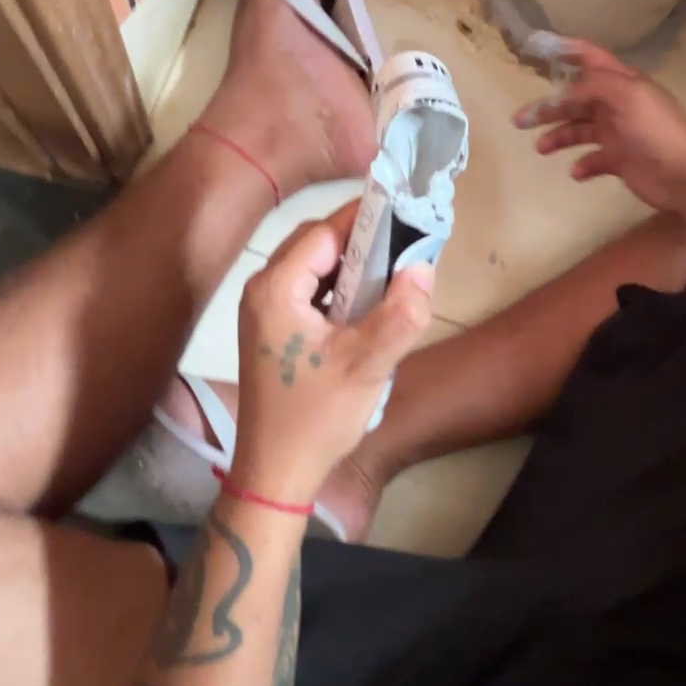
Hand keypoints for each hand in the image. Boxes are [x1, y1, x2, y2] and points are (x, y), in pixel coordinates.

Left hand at [231, 204, 433, 504]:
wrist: (276, 472)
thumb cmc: (316, 418)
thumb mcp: (367, 366)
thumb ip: (400, 315)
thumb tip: (423, 268)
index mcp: (275, 290)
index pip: (324, 233)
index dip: (366, 220)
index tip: (407, 213)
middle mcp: (262, 292)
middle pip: (316, 245)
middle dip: (362, 240)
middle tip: (406, 242)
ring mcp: (264, 313)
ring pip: (315, 268)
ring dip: (354, 265)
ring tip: (395, 268)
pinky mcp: (274, 332)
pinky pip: (311, 292)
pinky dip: (342, 288)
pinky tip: (370, 303)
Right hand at [514, 38, 685, 210]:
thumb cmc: (657, 130)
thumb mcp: (626, 96)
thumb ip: (591, 87)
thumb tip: (560, 93)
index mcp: (622, 83)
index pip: (590, 58)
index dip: (565, 50)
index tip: (536, 47)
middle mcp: (618, 105)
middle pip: (575, 99)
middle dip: (548, 107)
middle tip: (520, 121)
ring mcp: (619, 133)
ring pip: (579, 130)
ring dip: (559, 137)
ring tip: (542, 149)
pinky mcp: (620, 161)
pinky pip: (593, 160)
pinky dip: (582, 165)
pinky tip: (577, 172)